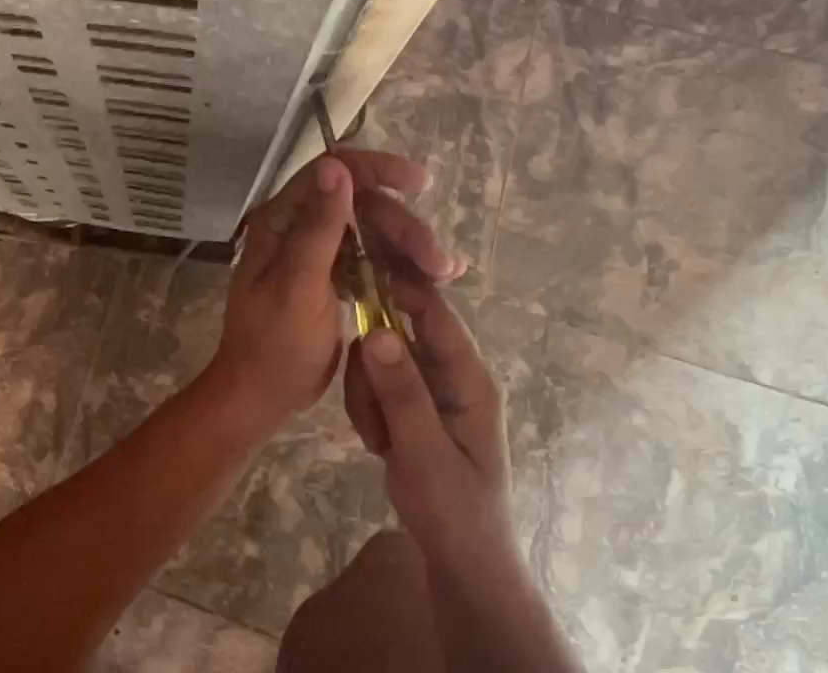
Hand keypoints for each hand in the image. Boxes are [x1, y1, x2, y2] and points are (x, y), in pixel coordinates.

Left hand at [205, 150, 428, 430]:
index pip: (331, 171)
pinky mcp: (332, 276)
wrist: (262, 393)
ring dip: (409, 247)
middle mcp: (297, 226)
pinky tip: (435, 280)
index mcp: (281, 220)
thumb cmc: (274, 344)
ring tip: (446, 272)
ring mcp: (316, 251)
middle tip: (440, 261)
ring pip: (371, 231)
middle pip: (360, 204)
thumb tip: (335, 167)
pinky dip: (401, 266)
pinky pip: (372, 258)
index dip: (376, 169)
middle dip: (403, 226)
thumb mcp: (297, 286)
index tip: (419, 183)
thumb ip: (318, 227)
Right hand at [342, 191, 515, 563]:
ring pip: (378, 361)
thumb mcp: (424, 453)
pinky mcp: (411, 406)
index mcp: (469, 379)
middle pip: (397, 334)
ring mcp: (429, 390)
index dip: (399, 285)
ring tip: (377, 440)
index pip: (433, 313)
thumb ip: (401, 392)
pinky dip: (366, 409)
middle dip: (372, 367)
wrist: (461, 563)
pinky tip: (377, 444)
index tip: (358, 263)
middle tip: (369, 411)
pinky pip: (374, 385)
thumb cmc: (454, 511)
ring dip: (366, 394)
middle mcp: (451, 375)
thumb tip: (377, 331)